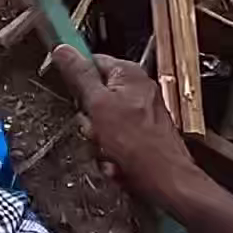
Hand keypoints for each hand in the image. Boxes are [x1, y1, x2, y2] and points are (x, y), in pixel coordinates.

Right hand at [51, 46, 202, 204]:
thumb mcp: (98, 104)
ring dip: (98, 137)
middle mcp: (137, 87)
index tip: (72, 96)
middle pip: (93, 93)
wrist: (170, 184)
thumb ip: (79, 75)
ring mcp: (142, 111)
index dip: (76, 79)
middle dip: (88, 116)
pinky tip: (116, 161)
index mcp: (128, 72)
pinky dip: (111, 148)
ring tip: (107, 148)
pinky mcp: (144, 133)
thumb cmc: (136, 143)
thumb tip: (62, 48)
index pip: (89, 61)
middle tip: (94, 128)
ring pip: (101, 118)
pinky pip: (114, 135)